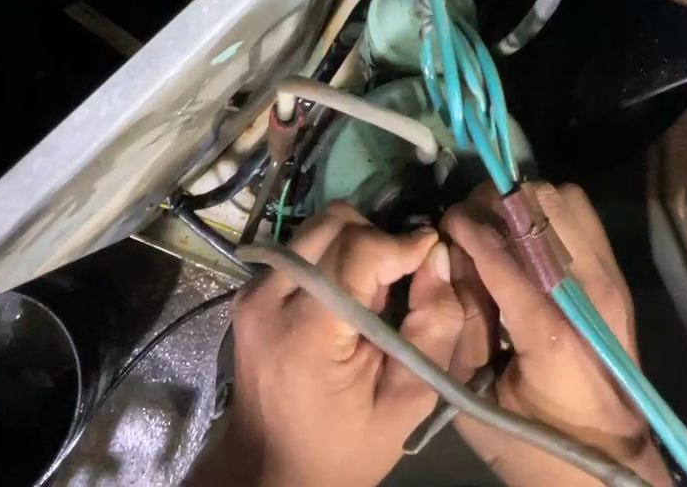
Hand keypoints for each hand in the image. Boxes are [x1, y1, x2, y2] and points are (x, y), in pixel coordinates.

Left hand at [189, 203, 465, 486]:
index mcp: (306, 335)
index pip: (359, 249)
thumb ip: (434, 326)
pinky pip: (301, 246)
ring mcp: (254, 291)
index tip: (429, 254)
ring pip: (318, 226)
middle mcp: (270, 299)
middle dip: (377, 240)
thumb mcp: (406, 403)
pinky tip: (344, 297)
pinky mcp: (250, 291)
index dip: (401, 244)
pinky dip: (332, 255)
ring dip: (354, 243)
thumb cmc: (342, 449)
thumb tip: (436, 255)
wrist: (267, 473)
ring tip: (369, 291)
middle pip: (336, 224)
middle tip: (394, 283)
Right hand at [442, 182, 669, 486]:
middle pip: (537, 210)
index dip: (467, 227)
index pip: (502, 253)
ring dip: (523, 203)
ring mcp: (609, 280)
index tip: (444, 221)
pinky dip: (549, 211)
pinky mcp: (616, 277)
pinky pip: (581, 214)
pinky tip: (526, 235)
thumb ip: (460, 325)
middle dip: (494, 205)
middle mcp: (586, 293)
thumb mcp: (481, 399)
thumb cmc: (540, 441)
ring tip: (497, 224)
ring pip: (563, 199)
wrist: (615, 464)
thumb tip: (447, 259)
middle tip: (468, 222)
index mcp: (550, 332)